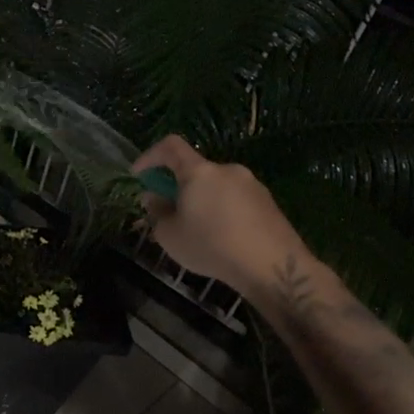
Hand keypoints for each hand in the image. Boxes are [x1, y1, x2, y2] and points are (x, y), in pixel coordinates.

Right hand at [130, 135, 311, 297]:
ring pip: (216, 186)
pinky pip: (235, 199)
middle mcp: (227, 170)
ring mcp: (252, 185)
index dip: (150, 155)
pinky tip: (222, 238)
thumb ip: (157, 212)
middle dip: (178, 186)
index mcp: (199, 172)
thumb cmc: (212, 246)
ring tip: (197, 230)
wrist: (273, 267)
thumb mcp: (169, 235)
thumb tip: (155, 198)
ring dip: (201, 200)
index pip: (171, 146)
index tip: (139, 175)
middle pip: (195, 170)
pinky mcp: (268, 202)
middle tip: (170, 212)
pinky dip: (222, 211)